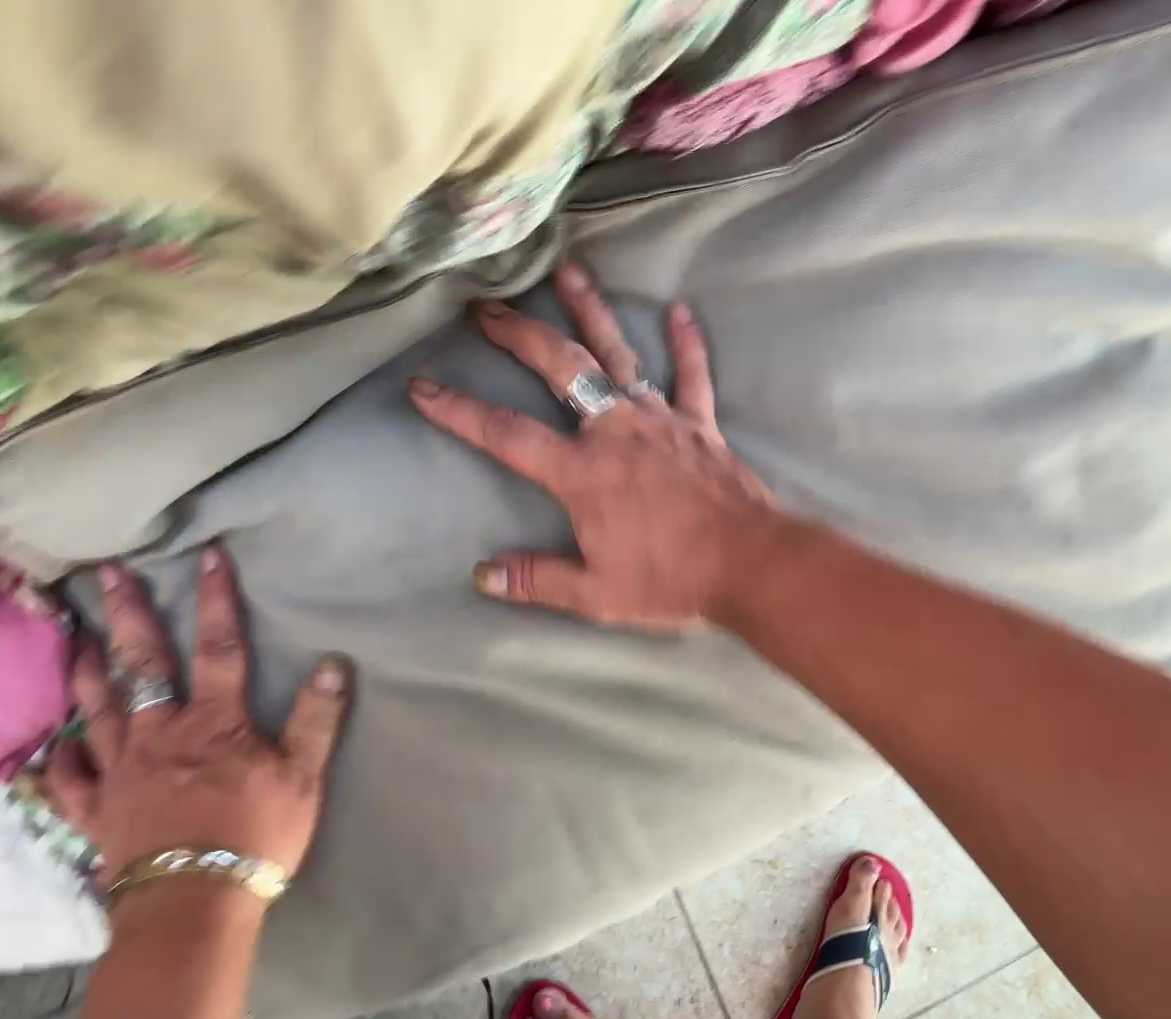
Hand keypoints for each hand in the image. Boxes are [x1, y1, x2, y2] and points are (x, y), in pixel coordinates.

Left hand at [46, 545, 350, 887]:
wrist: (195, 906)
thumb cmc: (255, 836)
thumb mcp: (304, 777)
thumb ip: (317, 719)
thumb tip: (332, 661)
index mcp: (213, 722)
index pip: (219, 647)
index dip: (215, 600)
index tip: (206, 556)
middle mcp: (159, 734)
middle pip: (142, 664)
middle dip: (128, 614)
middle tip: (106, 574)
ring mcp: (121, 772)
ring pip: (97, 710)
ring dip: (86, 671)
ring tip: (75, 638)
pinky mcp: (96, 811)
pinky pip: (69, 780)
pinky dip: (60, 760)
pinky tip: (54, 745)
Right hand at [408, 263, 790, 629]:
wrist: (748, 564)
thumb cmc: (670, 580)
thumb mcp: (595, 594)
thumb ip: (536, 580)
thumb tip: (483, 576)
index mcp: (581, 472)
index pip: (506, 434)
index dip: (459, 410)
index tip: (422, 387)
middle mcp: (615, 431)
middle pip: (560, 369)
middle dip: (520, 335)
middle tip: (489, 308)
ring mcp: (660, 420)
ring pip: (620, 354)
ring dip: (591, 312)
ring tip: (569, 272)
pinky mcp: (699, 424)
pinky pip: (693, 375)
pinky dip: (687, 343)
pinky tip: (680, 310)